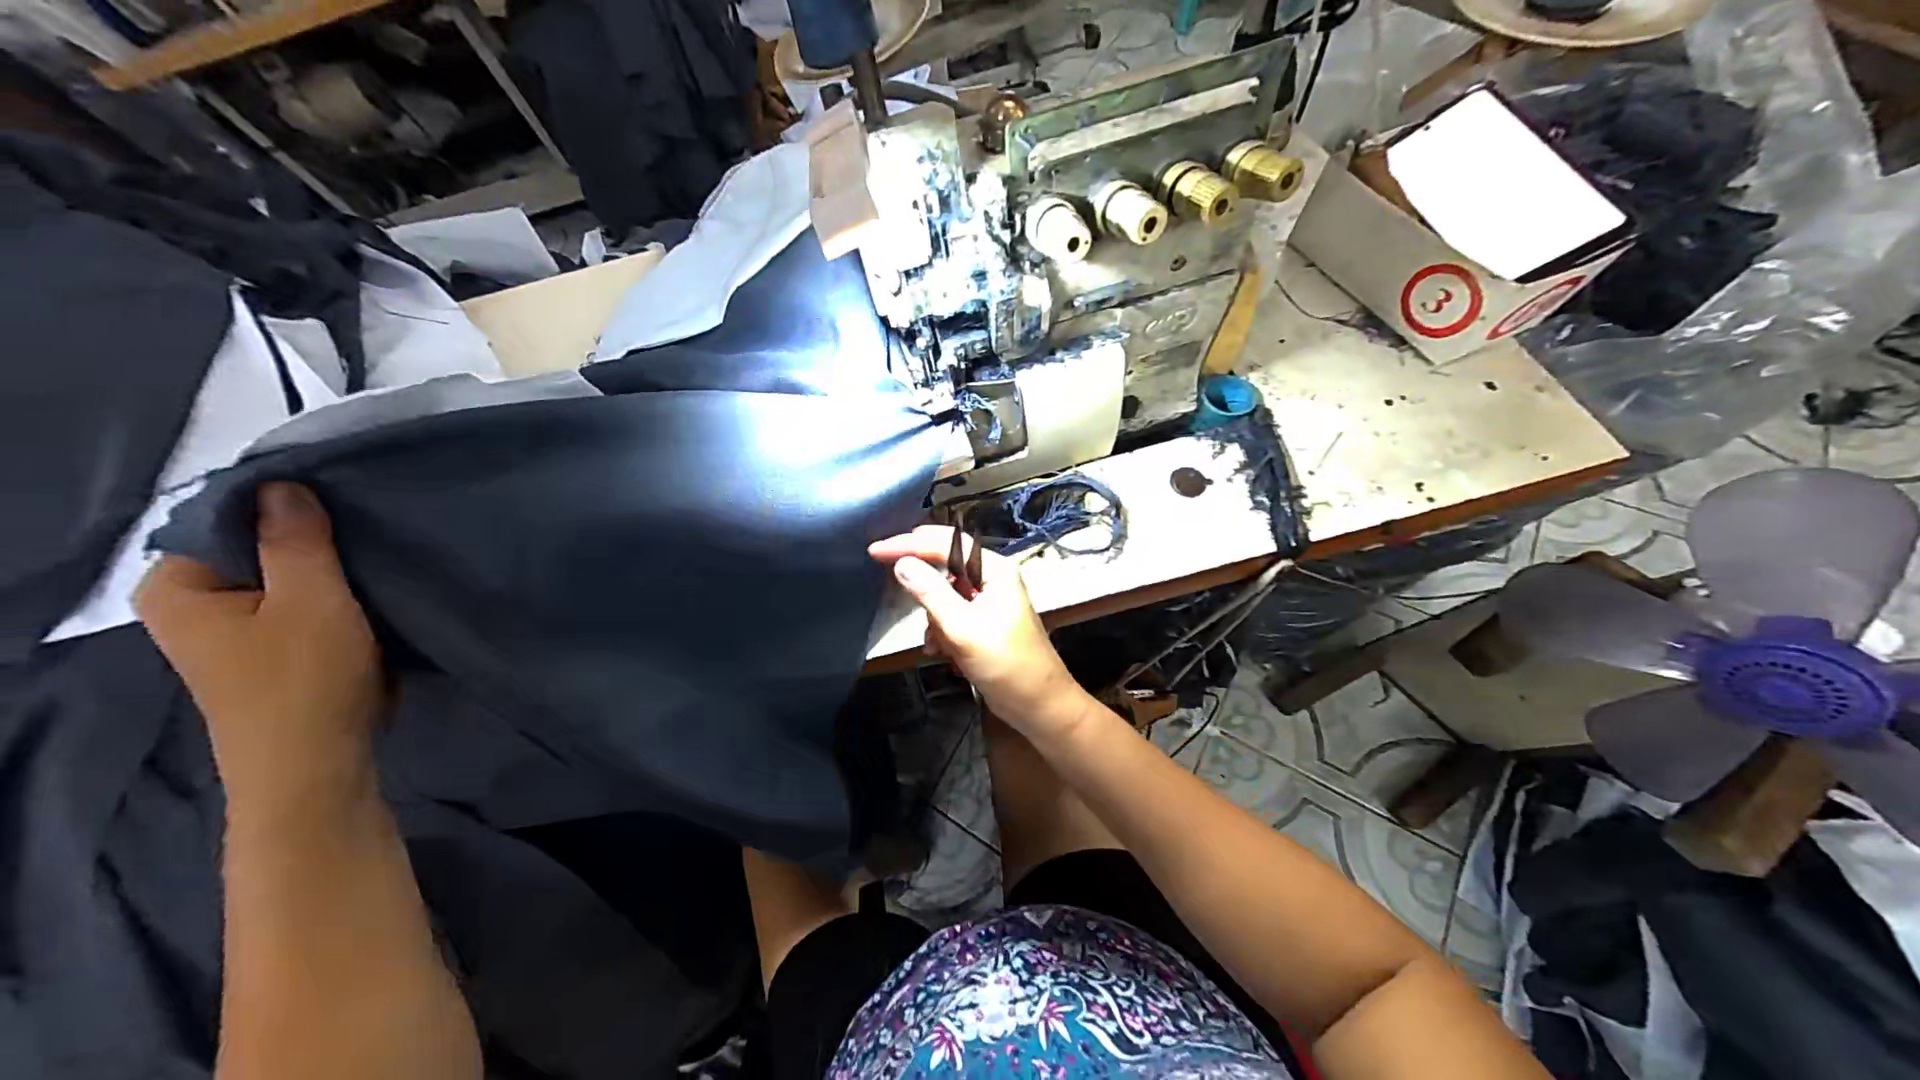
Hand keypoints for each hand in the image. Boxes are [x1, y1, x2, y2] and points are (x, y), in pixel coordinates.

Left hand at [136, 482, 384, 809]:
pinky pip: (303, 607)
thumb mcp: (310, 599)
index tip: (344, 501)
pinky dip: (337, 600)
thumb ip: (295, 540)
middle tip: (369, 531)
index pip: (227, 521)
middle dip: (314, 543)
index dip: (286, 507)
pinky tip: (371, 596)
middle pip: (259, 550)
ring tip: (377, 559)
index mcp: (177, 588)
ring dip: (332, 573)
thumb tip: (283, 483)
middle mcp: (194, 607)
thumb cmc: (303, 681)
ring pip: (287, 581)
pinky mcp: (274, 654)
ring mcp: (235, 634)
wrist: (317, 768)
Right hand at [868, 526, 1083, 732]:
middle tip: (897, 594)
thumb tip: (901, 562)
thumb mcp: (962, 627)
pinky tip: (943, 653)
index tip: (874, 550)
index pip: (944, 544)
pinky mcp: (982, 625)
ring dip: (934, 620)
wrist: (1038, 705)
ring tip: (939, 645)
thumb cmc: (1005, 663)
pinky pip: (951, 618)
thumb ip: (930, 592)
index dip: (908, 544)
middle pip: (943, 569)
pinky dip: (942, 634)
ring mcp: (988, 603)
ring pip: (944, 597)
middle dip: (924, 590)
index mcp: (994, 570)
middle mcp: (991, 579)